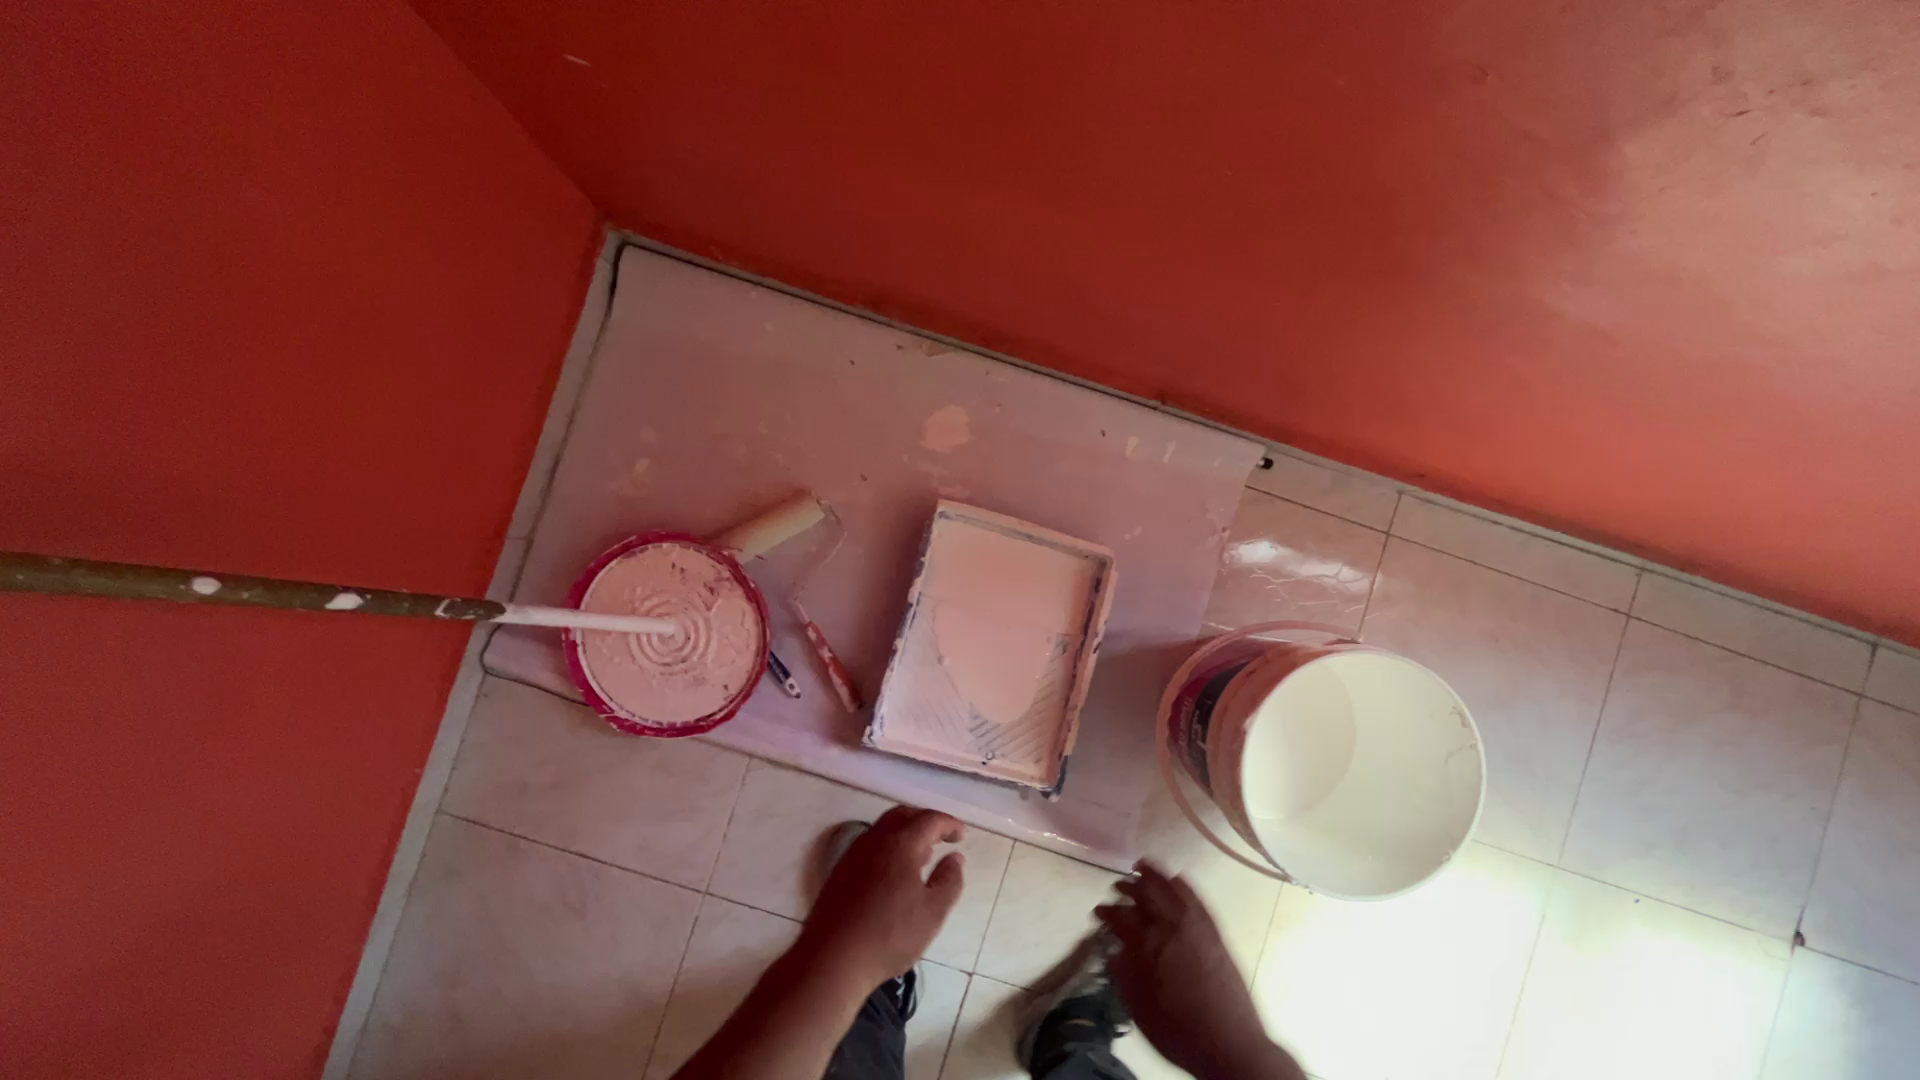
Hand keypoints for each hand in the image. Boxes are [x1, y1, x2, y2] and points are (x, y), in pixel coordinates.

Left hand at [796, 806, 965, 987]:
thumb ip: (949, 881)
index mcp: (900, 844)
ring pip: (883, 830)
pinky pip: (870, 846)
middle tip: (941, 836)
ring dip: (905, 833)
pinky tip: (894, 875)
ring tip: (922, 856)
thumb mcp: (932, 912)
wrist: (833, 958)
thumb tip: (956, 858)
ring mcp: (853, 855)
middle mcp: (874, 840)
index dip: (948, 824)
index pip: (929, 820)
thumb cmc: (890, 935)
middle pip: (902, 815)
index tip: (962, 835)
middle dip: (924, 820)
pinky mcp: (840, 872)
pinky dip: (889, 847)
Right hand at [1096, 862, 1299, 1079]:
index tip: (1098, 912)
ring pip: (1171, 890)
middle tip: (1117, 886)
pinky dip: (1183, 885)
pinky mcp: (1215, 933)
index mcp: (1150, 947)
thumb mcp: (1140, 1010)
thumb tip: (1115, 952)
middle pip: (1146, 895)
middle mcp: (1172, 929)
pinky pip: (1196, 899)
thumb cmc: (1180, 1033)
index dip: (1107, 913)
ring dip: (1154, 876)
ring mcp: (1197, 928)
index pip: (1122, 918)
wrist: (1231, 1046)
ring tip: (1141, 867)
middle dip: (1129, 887)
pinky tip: (1176, 879)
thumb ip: (1124, 975)